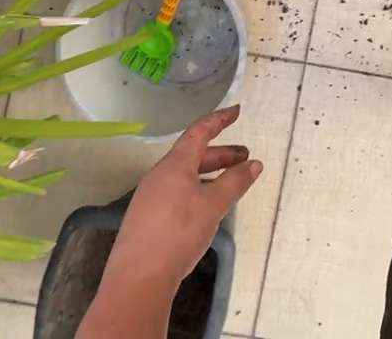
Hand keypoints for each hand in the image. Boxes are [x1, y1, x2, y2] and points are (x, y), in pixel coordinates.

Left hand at [101, 106, 262, 292]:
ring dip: (210, 174)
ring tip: (230, 182)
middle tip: (244, 157)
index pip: (199, 132)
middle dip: (221, 154)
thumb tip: (254, 164)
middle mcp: (159, 176)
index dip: (219, 120)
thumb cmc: (178, 232)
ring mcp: (150, 199)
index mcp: (174, 165)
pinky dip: (197, 190)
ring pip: (185, 176)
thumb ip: (236, 181)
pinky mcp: (147, 220)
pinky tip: (207, 207)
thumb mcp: (214, 205)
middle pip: (193, 155)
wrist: (137, 280)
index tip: (237, 111)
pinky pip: (177, 194)